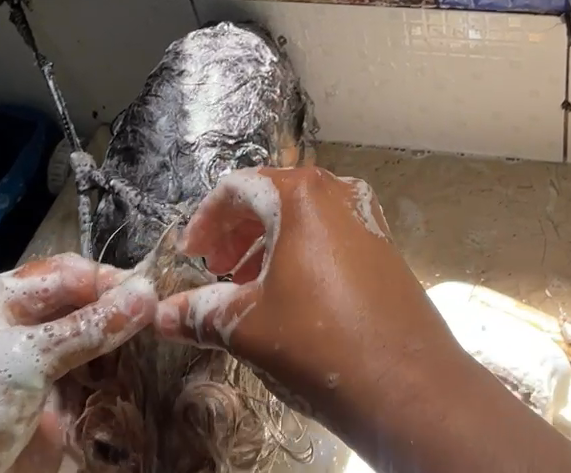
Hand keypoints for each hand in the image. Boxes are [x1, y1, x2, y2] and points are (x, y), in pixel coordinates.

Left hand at [0, 254, 155, 472]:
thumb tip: (148, 292)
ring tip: (158, 346)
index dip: (105, 280)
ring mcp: (36, 373)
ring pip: (92, 344)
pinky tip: (141, 377)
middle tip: (161, 319)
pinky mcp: (50, 412)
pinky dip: (117, 380)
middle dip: (119, 311)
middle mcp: (20, 330)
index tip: (149, 293)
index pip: (65, 274)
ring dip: (123, 345)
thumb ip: (87, 327)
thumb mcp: (24, 361)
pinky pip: (91, 385)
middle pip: (82, 306)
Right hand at [155, 167, 570, 472]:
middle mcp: (335, 192)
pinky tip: (290, 296)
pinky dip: (300, 253)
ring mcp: (364, 216)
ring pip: (301, 216)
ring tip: (246, 288)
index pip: (237, 187)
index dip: (205, 220)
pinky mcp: (382, 245)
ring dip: (266, 244)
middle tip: (214, 272)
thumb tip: (160, 316)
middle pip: (271, 196)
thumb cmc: (321, 342)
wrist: (410, 382)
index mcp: (300, 195)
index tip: (189, 257)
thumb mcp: (249, 327)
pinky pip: (329, 233)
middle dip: (235, 231)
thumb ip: (200, 314)